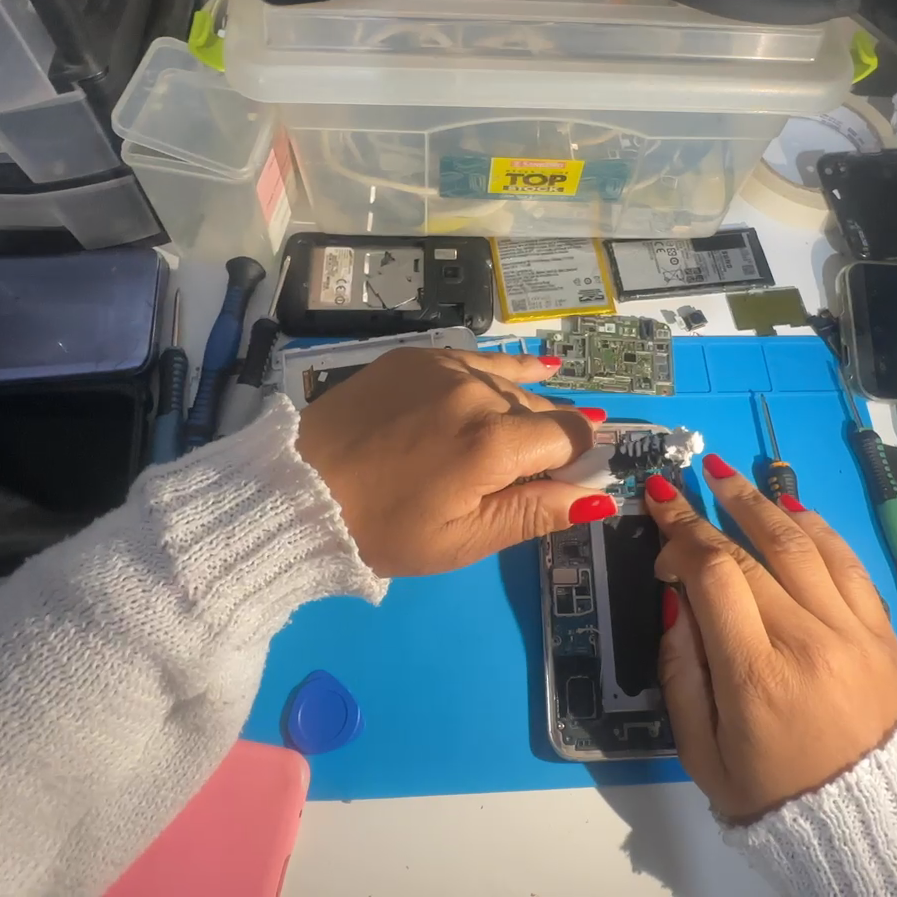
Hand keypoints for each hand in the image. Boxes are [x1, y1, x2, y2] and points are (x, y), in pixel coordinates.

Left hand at [295, 348, 613, 576]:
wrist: (298, 489)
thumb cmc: (381, 528)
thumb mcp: (462, 539)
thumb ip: (535, 512)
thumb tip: (599, 498)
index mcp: (494, 444)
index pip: (570, 437)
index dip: (580, 460)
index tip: (572, 480)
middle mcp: (478, 393)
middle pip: (543, 409)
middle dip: (552, 438)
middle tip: (537, 471)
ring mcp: (445, 367)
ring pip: (512, 385)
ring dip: (528, 409)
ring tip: (540, 424)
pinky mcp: (418, 356)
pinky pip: (480, 359)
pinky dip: (510, 369)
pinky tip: (542, 367)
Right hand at [645, 456, 896, 822]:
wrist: (870, 828)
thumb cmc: (771, 792)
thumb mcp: (700, 748)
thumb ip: (679, 668)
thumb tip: (675, 596)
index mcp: (756, 675)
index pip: (713, 574)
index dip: (679, 535)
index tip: (657, 519)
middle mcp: (808, 641)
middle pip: (749, 552)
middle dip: (704, 511)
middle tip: (675, 485)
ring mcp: (853, 632)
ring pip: (800, 543)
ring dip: (756, 500)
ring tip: (723, 472)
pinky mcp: (883, 633)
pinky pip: (848, 562)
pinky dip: (816, 526)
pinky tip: (788, 505)